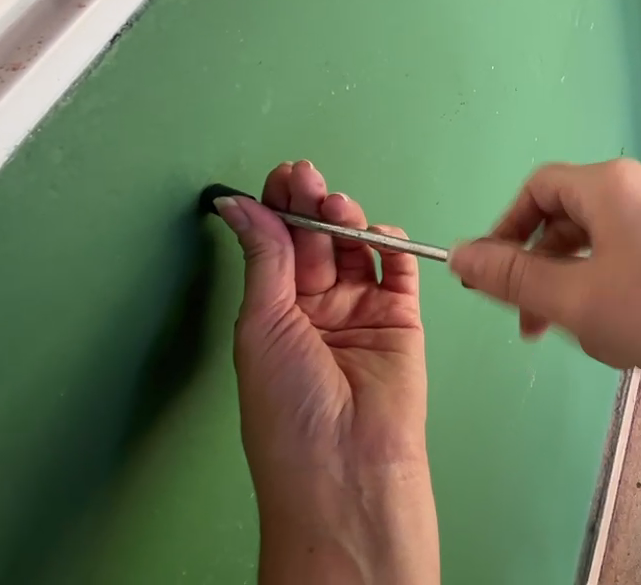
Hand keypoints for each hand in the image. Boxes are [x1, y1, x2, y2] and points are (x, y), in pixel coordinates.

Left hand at [214, 161, 437, 584]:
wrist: (347, 465)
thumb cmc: (290, 412)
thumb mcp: (264, 326)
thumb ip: (266, 258)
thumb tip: (239, 206)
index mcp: (275, 314)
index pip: (277, 247)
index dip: (277, 211)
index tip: (276, 179)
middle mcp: (317, 309)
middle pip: (316, 241)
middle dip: (310, 204)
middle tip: (303, 175)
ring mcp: (361, 310)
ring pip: (355, 247)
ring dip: (346, 218)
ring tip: (335, 202)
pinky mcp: (401, 315)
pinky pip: (397, 268)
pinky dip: (390, 244)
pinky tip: (376, 232)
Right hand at [448, 159, 640, 382]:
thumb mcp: (578, 302)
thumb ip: (514, 278)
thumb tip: (459, 254)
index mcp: (608, 183)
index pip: (537, 189)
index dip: (506, 231)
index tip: (495, 281)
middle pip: (571, 211)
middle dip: (543, 265)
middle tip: (534, 324)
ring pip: (605, 234)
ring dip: (579, 278)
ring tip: (583, 333)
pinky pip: (638, 244)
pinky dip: (616, 278)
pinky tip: (629, 325)